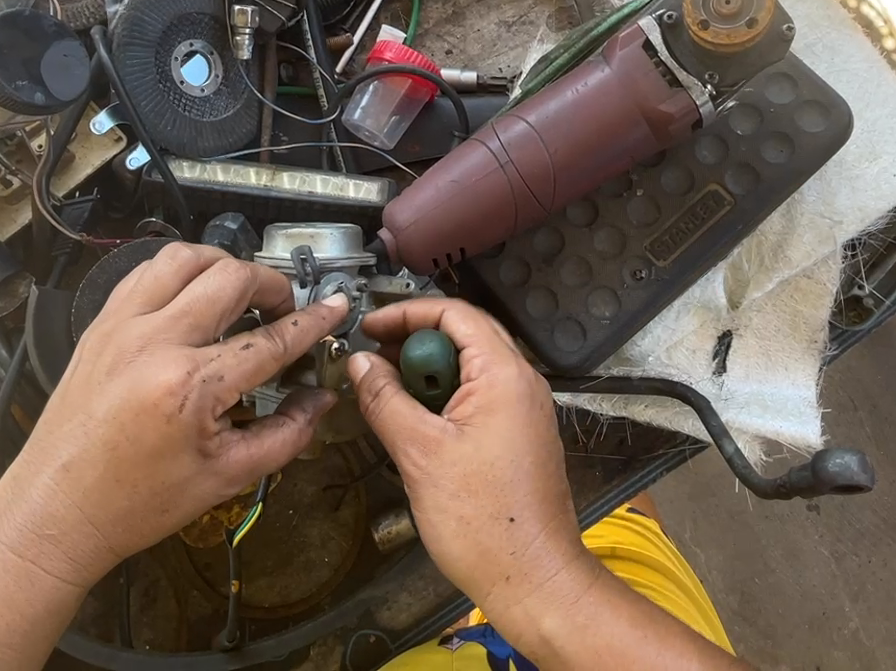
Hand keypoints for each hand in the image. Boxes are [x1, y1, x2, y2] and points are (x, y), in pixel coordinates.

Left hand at [0, 243, 348, 589]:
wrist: (51, 515)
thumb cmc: (138, 504)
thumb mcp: (226, 478)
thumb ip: (287, 434)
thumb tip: (321, 398)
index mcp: (191, 386)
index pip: (270, 339)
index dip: (312, 321)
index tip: (335, 306)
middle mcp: (155, 342)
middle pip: (232, 278)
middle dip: (272, 285)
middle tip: (283, 310)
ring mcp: (121, 326)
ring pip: (185, 258)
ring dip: (223, 265)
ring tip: (238, 292)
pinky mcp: (99, 325)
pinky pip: (146, 272)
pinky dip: (180, 272)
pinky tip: (192, 295)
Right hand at [346, 299, 593, 611]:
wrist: (536, 581)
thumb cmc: (482, 520)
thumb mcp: (420, 454)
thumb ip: (386, 400)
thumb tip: (359, 363)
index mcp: (504, 373)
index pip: (454, 313)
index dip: (406, 313)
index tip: (368, 328)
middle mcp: (522, 379)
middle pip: (465, 333)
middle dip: (415, 339)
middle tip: (374, 356)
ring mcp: (525, 406)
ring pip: (471, 364)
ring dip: (428, 369)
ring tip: (387, 386)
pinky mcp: (521, 431)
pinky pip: (480, 392)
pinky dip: (446, 394)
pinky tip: (416, 416)